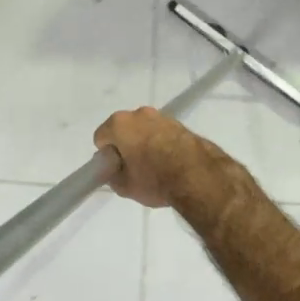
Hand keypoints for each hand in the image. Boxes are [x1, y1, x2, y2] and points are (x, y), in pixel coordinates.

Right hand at [94, 106, 208, 207]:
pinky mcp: (181, 123)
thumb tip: (114, 170)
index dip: (106, 155)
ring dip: (144, 143)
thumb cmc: (154, 179)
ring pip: (144, 130)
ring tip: (154, 166)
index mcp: (119, 124)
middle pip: (123, 130)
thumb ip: (112, 176)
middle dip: (125, 145)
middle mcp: (139, 113)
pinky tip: (169, 162)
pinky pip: (162, 133)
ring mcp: (162, 116)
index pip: (101, 138)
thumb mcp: (124, 186)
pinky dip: (162, 144)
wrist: (198, 176)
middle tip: (133, 168)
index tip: (115, 168)